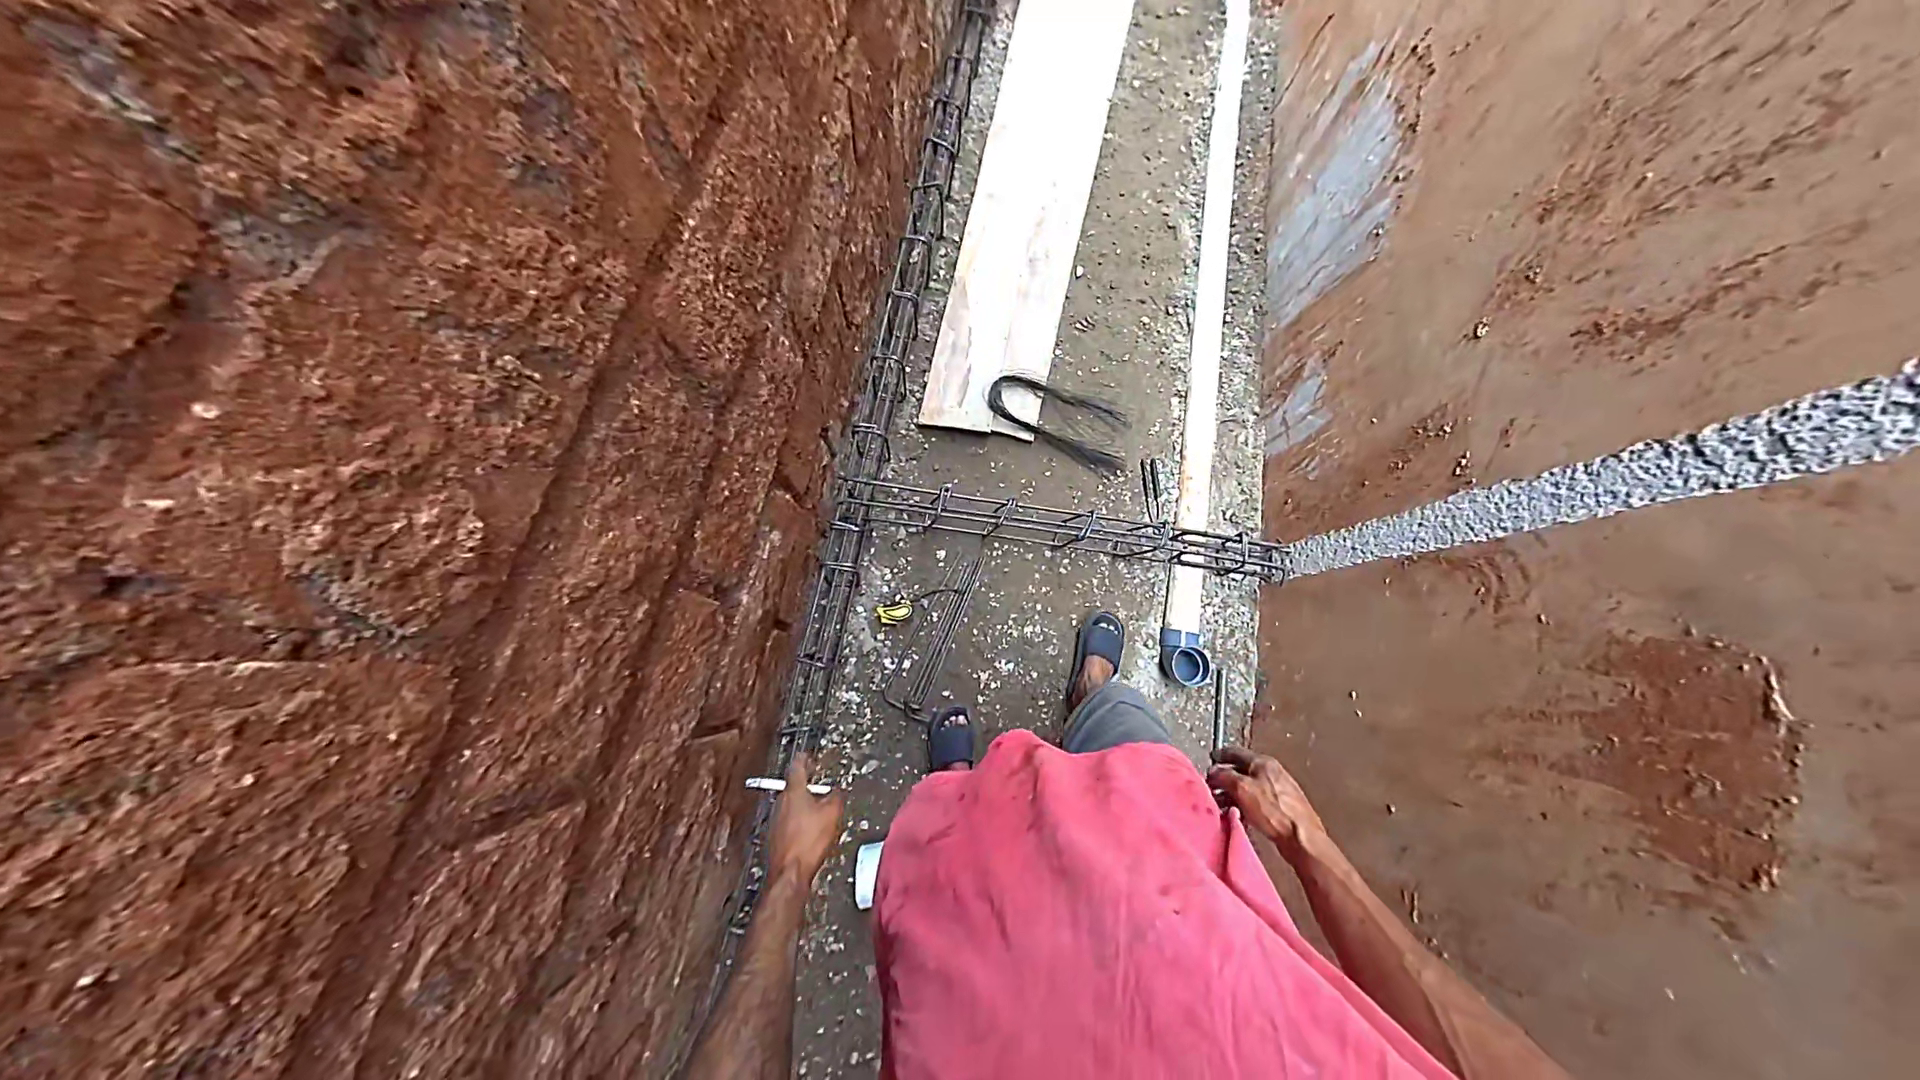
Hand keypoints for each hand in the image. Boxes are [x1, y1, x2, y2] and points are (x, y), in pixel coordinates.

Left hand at [768, 753, 843, 885]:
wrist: (790, 871)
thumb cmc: (809, 841)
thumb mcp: (832, 813)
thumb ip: (836, 796)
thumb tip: (836, 791)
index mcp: (794, 791)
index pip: (797, 767)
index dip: (804, 759)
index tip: (807, 756)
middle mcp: (781, 802)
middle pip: (794, 786)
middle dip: (807, 784)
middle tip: (818, 783)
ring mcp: (776, 819)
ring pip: (791, 804)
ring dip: (804, 803)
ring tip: (818, 810)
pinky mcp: (776, 835)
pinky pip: (789, 820)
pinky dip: (799, 820)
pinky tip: (810, 830)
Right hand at [1208, 746, 1325, 859]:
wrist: (1302, 839)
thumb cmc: (1275, 813)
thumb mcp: (1241, 788)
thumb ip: (1224, 776)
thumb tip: (1214, 772)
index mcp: (1264, 763)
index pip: (1236, 752)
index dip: (1220, 756)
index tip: (1212, 759)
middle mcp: (1274, 774)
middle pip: (1243, 770)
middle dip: (1225, 778)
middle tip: (1213, 786)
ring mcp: (1280, 791)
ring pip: (1250, 787)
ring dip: (1234, 793)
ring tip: (1222, 803)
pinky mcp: (1284, 808)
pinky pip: (1259, 801)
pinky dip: (1246, 805)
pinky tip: (1240, 814)